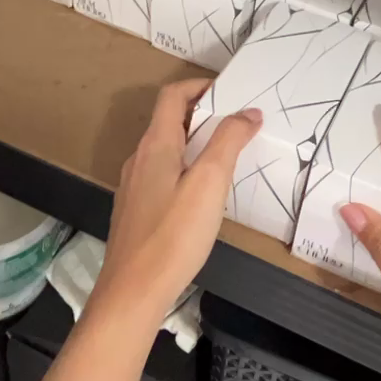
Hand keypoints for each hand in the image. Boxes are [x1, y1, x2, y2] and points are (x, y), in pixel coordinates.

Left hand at [88, 78, 260, 332]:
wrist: (132, 294)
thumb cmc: (174, 235)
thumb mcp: (210, 182)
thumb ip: (229, 141)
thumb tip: (248, 112)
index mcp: (155, 145)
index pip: (172, 96)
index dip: (200, 86)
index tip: (231, 93)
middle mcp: (139, 159)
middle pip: (169, 120)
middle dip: (204, 115)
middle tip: (238, 124)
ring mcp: (134, 186)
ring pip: (167, 149)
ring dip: (196, 143)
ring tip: (227, 156)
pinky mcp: (136, 211)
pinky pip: (163, 174)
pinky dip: (186, 168)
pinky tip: (203, 194)